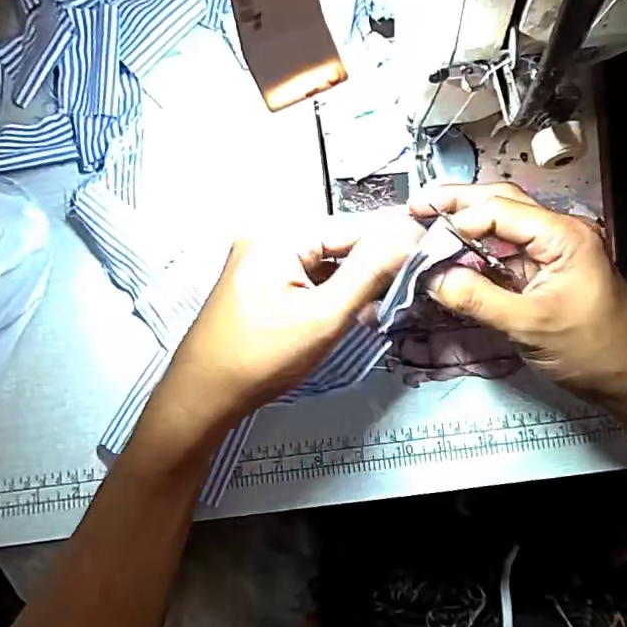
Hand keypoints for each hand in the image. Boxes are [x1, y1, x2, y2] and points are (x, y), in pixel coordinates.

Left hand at [150, 209, 425, 434]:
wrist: (202, 398)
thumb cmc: (255, 360)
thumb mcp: (323, 316)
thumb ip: (368, 273)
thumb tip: (404, 239)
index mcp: (278, 237)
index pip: (352, 227)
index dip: (391, 244)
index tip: (424, 257)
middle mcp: (268, 241)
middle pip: (340, 245)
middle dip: (373, 268)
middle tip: (405, 289)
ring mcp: (263, 264)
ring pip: (328, 265)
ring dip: (356, 284)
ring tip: (379, 306)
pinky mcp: (263, 286)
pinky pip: (311, 280)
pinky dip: (334, 295)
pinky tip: (352, 313)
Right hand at [408, 183, 626, 424]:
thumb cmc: (590, 350)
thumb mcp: (530, 326)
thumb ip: (478, 298)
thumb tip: (431, 278)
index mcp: (563, 234)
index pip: (501, 210)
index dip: (459, 219)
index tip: (422, 234)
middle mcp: (559, 232)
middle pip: (502, 204)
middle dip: (459, 204)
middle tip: (417, 206)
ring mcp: (554, 252)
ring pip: (503, 227)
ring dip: (467, 226)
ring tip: (427, 223)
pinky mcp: (547, 272)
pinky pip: (508, 254)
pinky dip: (479, 252)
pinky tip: (454, 254)